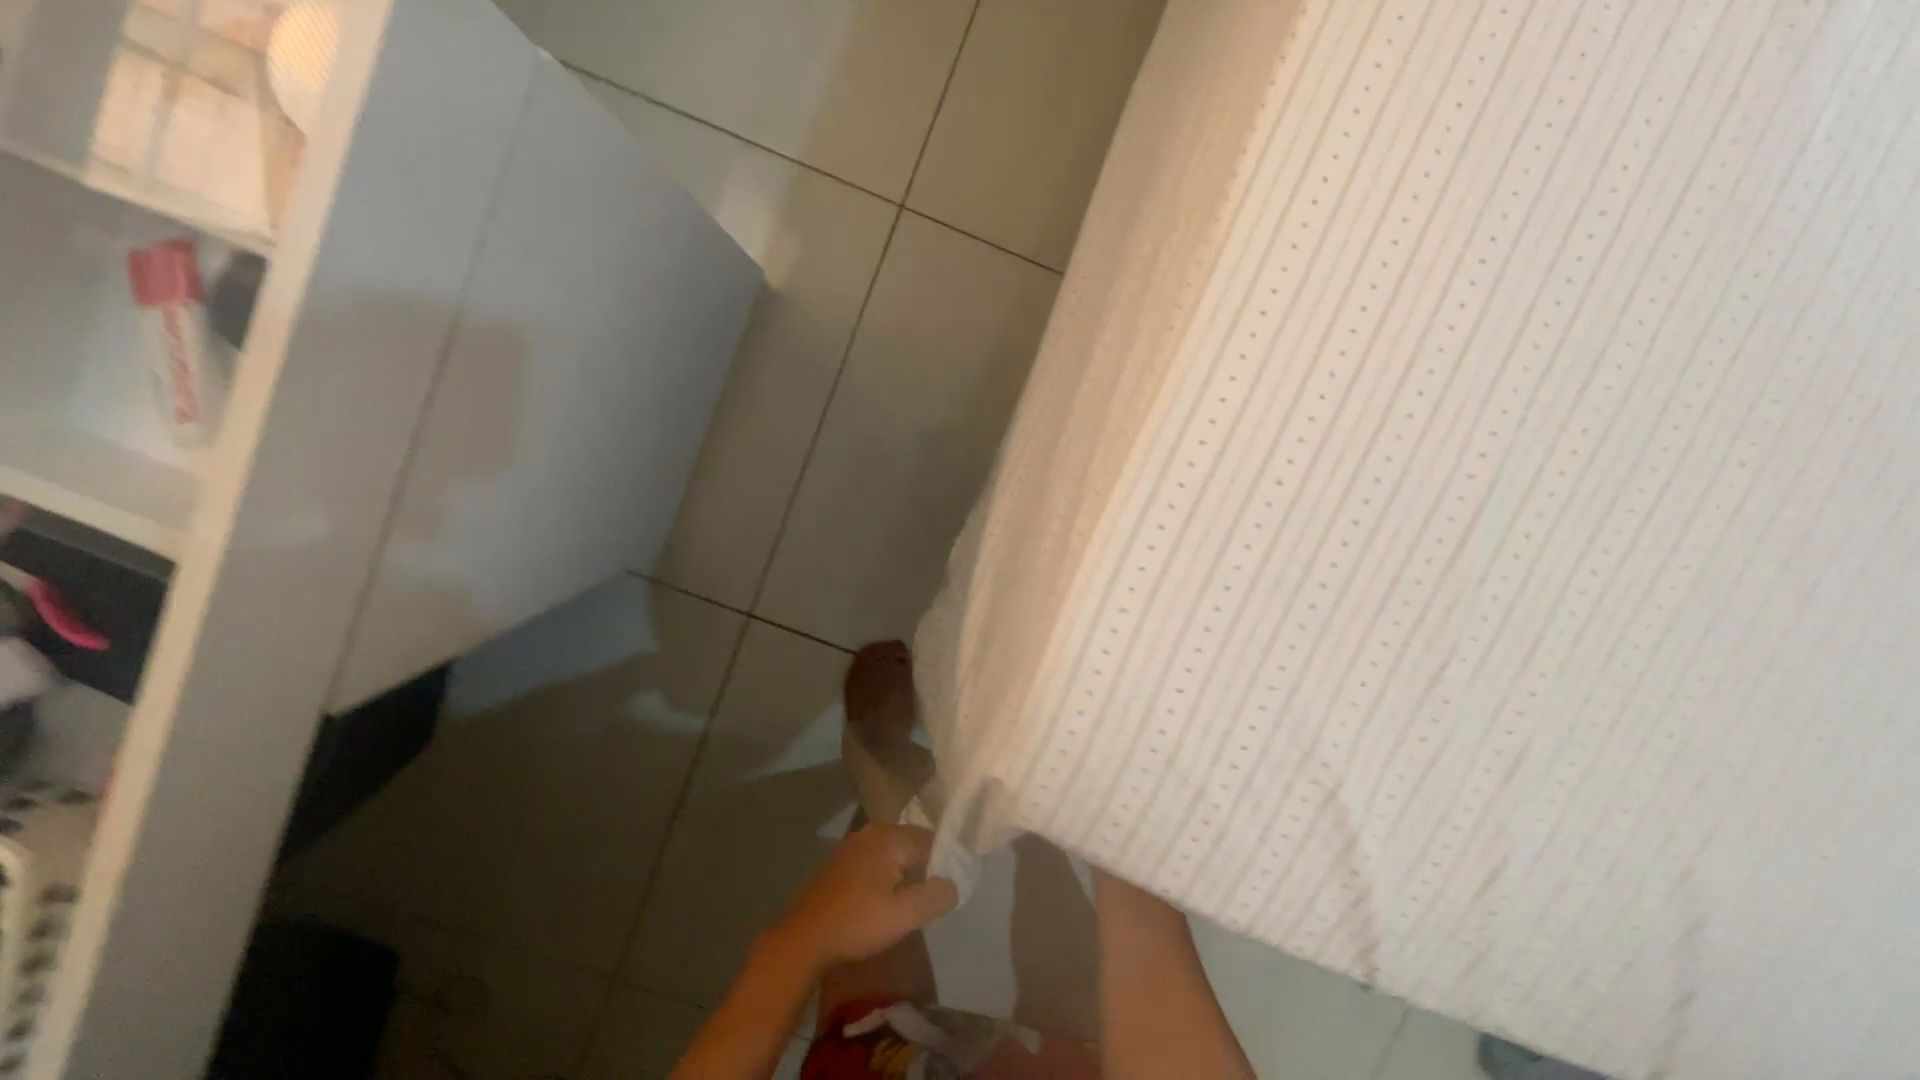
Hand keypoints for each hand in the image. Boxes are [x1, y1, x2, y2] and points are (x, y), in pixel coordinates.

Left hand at [770, 824, 959, 971]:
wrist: (804, 939)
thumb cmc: (857, 924)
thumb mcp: (905, 915)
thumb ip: (936, 896)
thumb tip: (953, 884)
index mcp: (888, 838)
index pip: (931, 840)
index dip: (945, 862)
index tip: (950, 888)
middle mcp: (870, 833)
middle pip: (910, 843)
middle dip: (925, 866)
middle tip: (934, 896)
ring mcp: (851, 846)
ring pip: (891, 852)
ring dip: (904, 871)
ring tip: (912, 901)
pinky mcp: (839, 862)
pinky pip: (874, 860)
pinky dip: (885, 874)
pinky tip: (884, 900)